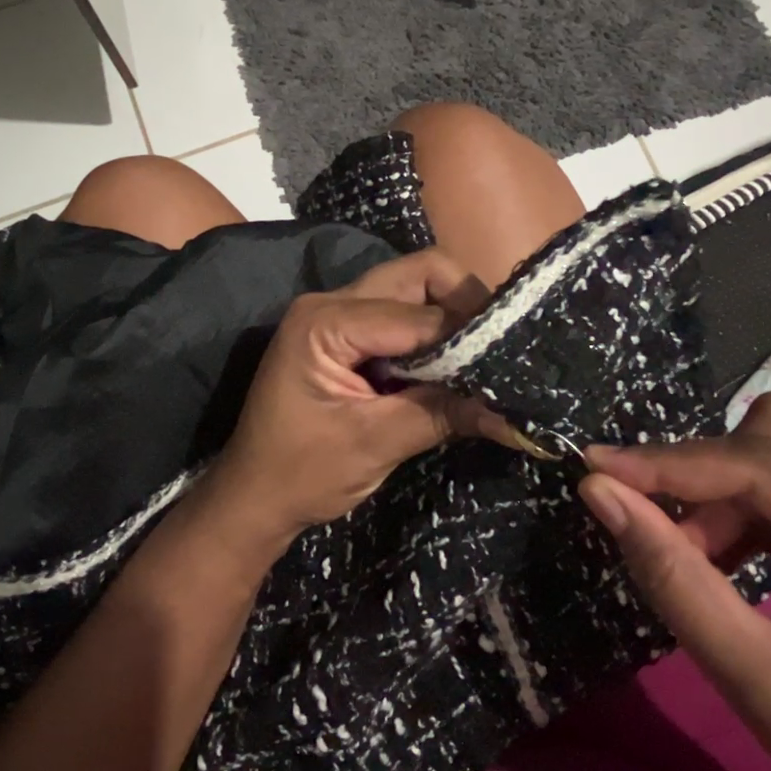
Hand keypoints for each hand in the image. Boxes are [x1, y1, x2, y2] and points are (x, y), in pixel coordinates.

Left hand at [207, 250, 496, 540]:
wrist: (253, 495)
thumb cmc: (301, 473)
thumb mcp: (375, 444)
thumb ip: (442, 414)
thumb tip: (515, 411)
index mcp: (326, 322)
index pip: (418, 313)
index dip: (470, 335)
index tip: (517, 362)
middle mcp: (332, 302)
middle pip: (419, 274)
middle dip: (466, 306)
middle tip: (500, 352)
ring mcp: (337, 314)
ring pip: (413, 289)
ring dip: (451, 320)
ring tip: (482, 362)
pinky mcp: (346, 334)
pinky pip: (401, 314)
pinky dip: (433, 335)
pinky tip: (453, 368)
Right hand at [578, 392, 770, 770]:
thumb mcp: (762, 685)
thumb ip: (676, 582)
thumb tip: (597, 490)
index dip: (676, 463)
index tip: (596, 466)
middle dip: (714, 479)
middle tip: (684, 547)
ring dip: (734, 488)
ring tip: (713, 558)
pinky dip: (762, 502)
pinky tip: (747, 554)